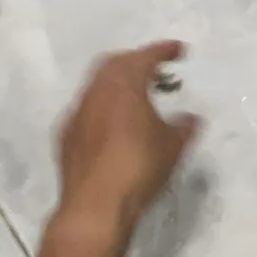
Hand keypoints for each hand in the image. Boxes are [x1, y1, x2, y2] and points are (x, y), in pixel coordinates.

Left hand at [54, 41, 199, 238]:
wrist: (95, 206)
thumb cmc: (140, 169)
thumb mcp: (173, 147)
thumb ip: (184, 127)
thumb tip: (190, 117)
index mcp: (124, 87)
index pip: (144, 57)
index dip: (163, 50)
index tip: (179, 50)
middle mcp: (96, 92)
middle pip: (114, 64)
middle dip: (136, 61)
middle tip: (156, 71)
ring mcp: (77, 113)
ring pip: (97, 85)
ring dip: (118, 84)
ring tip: (138, 97)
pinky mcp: (66, 135)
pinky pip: (88, 109)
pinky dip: (104, 106)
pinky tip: (115, 125)